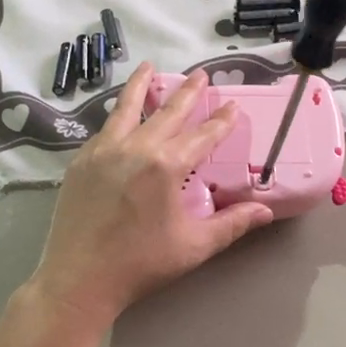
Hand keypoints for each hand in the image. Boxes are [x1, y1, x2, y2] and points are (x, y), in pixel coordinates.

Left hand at [29, 64, 274, 326]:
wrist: (79, 279)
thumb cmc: (141, 264)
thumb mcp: (193, 246)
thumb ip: (231, 224)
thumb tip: (266, 211)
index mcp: (165, 165)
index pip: (201, 136)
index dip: (220, 121)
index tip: (232, 106)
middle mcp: (134, 148)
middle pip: (167, 112)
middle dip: (187, 92)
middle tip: (200, 75)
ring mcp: (102, 151)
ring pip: (126, 109)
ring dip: (142, 86)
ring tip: (149, 67)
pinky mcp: (81, 161)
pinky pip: (104, 130)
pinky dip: (117, 116)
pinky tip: (120, 116)